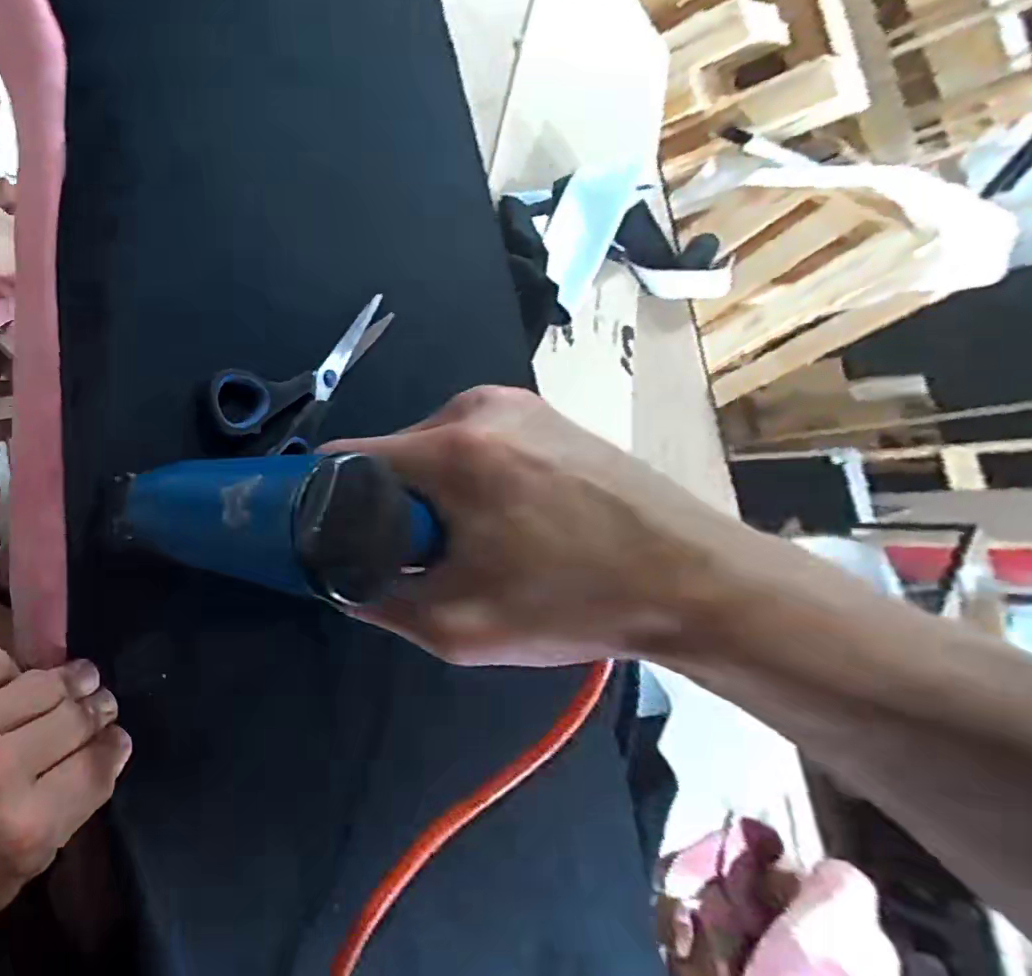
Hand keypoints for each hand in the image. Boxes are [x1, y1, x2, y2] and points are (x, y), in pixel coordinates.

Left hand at [0, 648, 130, 950]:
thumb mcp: (25, 869)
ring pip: (40, 683)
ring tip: (79, 675)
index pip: (96, 765)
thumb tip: (110, 746)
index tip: (117, 733)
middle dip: (97, 706)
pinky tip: (16, 682)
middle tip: (102, 699)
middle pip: (73, 717)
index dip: (114, 744)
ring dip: (68, 678)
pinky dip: (13, 669)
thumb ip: (72, 809)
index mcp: (27, 827)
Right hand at [325, 385, 759, 666]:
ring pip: (425, 446)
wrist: (707, 585)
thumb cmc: (579, 605)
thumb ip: (376, 603)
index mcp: (452, 448)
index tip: (335, 534)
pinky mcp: (541, 409)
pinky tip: (502, 513)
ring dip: (427, 490)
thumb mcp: (458, 629)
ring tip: (469, 536)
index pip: (343, 457)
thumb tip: (336, 580)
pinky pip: (467, 438)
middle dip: (385, 501)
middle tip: (422, 552)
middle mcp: (476, 406)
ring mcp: (513, 401)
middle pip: (385, 452)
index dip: (324, 497)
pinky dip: (463, 473)